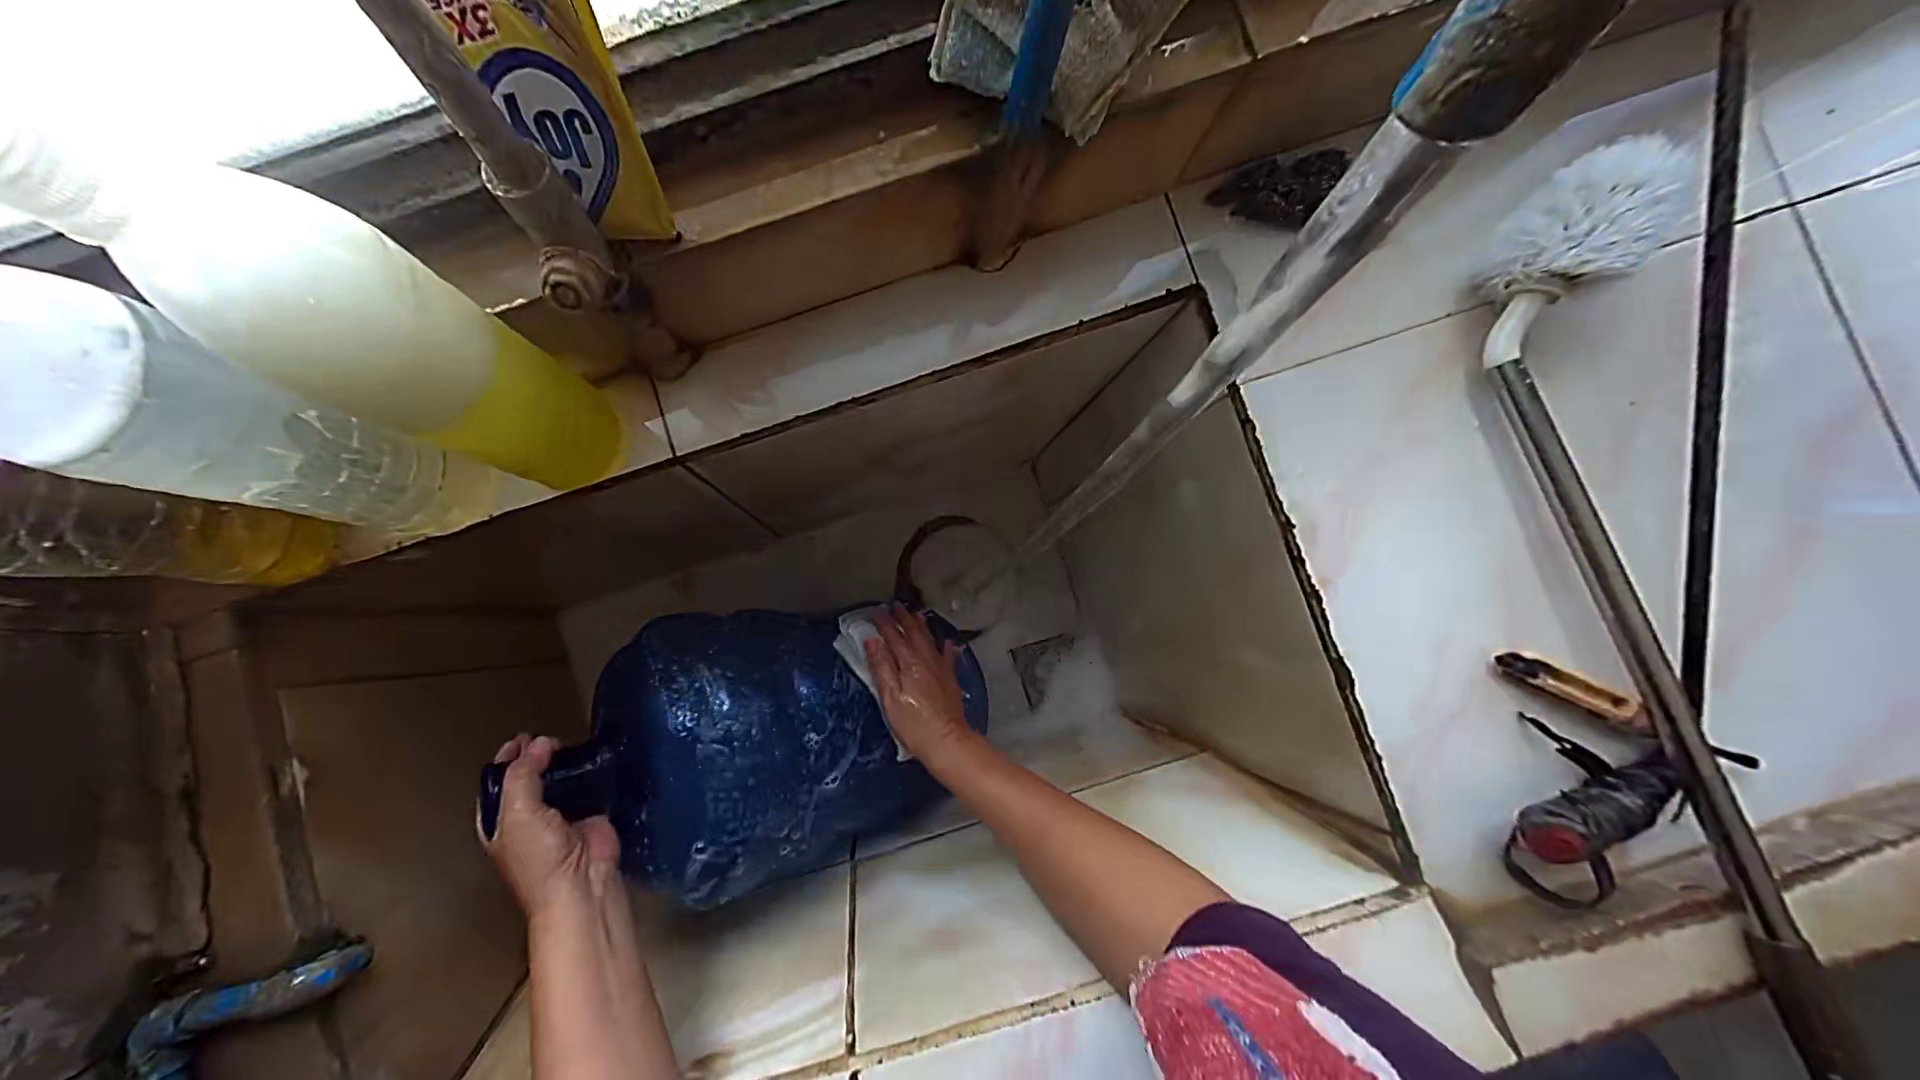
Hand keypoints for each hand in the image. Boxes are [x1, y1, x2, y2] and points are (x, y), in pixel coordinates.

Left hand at [480, 734, 620, 919]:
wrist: (581, 881)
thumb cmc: (540, 859)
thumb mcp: (518, 813)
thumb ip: (524, 775)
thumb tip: (538, 745)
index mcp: (500, 823)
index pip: (498, 784)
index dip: (506, 760)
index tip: (520, 739)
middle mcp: (527, 819)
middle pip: (528, 779)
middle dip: (535, 757)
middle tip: (547, 740)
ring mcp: (560, 816)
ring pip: (558, 781)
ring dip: (562, 763)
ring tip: (568, 746)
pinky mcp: (589, 814)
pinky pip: (587, 786)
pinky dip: (589, 772)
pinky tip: (591, 758)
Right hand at [864, 603, 979, 762]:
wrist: (947, 741)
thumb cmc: (914, 724)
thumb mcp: (890, 698)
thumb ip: (882, 667)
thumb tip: (873, 641)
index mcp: (909, 664)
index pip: (894, 638)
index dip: (884, 624)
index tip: (876, 613)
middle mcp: (927, 661)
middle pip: (914, 634)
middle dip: (904, 619)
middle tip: (896, 606)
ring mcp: (941, 669)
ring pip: (930, 640)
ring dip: (921, 626)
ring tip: (917, 614)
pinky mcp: (950, 680)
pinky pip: (947, 656)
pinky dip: (945, 646)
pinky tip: (947, 642)